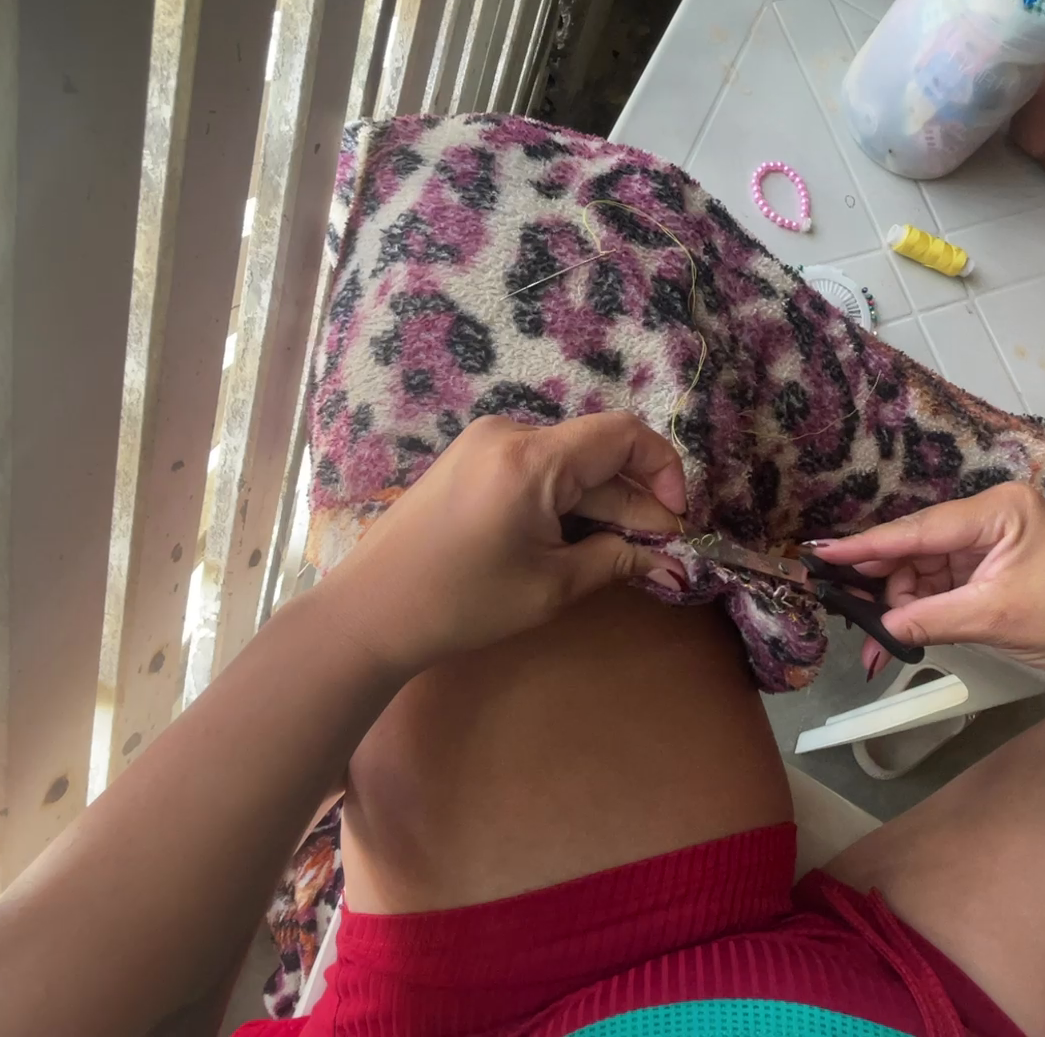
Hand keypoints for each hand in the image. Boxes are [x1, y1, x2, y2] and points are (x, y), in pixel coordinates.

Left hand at [320, 412, 688, 677]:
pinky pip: (538, 470)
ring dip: (601, 503)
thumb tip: (670, 561)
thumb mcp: (551, 587)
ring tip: (622, 550)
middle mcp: (510, 433)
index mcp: (532, 458)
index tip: (675, 519)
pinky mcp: (472, 461)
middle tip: (660, 549)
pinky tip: (578, 538)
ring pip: (569, 463)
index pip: (623, 433)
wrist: (368, 612)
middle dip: (634, 500)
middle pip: (596, 452)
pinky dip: (567, 500)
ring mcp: (486, 443)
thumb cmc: (461, 602)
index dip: (663, 469)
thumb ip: (616, 561)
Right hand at [807, 482, 1044, 693]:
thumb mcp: (994, 617)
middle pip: (917, 546)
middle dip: (886, 581)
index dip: (871, 544)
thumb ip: (930, 618)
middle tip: (846, 603)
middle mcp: (989, 516)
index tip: (825, 551)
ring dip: (899, 601)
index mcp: (1002, 508)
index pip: (924, 528)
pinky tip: (899, 629)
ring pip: (920, 567)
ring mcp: (985, 541)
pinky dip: (916, 607)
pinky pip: (935, 582)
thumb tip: (879, 628)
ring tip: (880, 636)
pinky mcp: (982, 566)